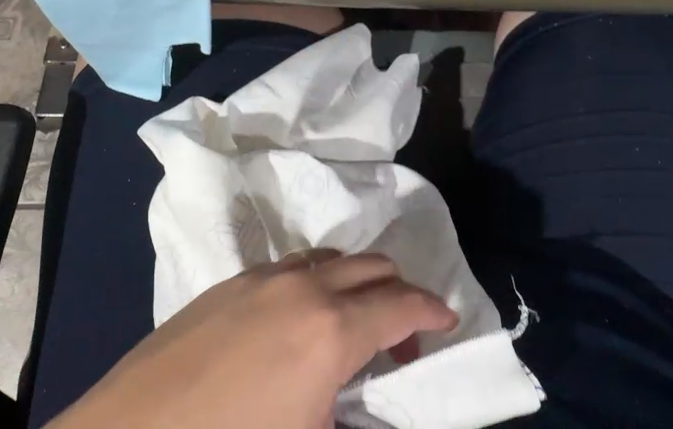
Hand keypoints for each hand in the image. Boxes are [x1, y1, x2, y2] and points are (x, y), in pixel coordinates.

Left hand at [50, 250, 456, 428]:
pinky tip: (298, 319)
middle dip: (398, 294)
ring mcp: (260, 279)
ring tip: (353, 323)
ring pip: (330, 258)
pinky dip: (315, 281)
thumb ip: (350, 413)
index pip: (402, 304)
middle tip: (401, 338)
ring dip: (355, 282)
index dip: (433, 311)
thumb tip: (363, 402)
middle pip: (372, 266)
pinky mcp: (224, 285)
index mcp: (332, 331)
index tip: (447, 323)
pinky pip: (290, 266)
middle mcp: (303, 288)